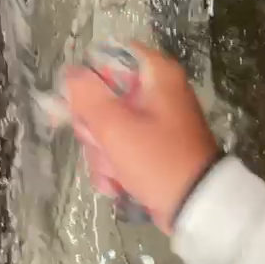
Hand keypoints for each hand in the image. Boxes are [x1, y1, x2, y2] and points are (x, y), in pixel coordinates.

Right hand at [60, 43, 219, 232]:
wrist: (194, 206)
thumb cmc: (157, 159)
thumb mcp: (115, 125)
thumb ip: (87, 95)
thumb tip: (70, 72)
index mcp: (156, 74)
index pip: (108, 57)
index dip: (87, 80)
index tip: (78, 105)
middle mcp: (157, 92)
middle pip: (103, 96)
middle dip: (94, 128)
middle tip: (102, 143)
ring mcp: (154, 121)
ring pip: (106, 127)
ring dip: (102, 154)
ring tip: (115, 171)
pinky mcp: (152, 146)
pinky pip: (118, 148)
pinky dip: (114, 167)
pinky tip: (118, 183)